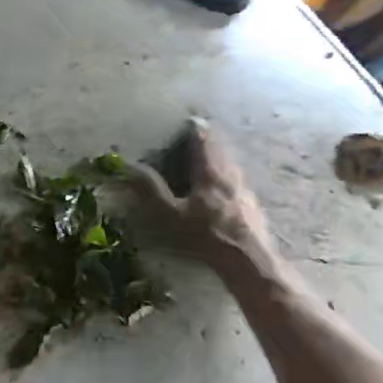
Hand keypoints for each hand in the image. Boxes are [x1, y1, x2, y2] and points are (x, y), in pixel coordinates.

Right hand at [128, 119, 274, 268]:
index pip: (203, 137)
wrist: (249, 259)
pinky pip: (237, 179)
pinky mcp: (252, 203)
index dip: (194, 128)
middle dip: (206, 140)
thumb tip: (130, 166)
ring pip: (230, 163)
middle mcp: (231, 172)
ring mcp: (245, 187)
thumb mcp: (171, 214)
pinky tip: (220, 190)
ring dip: (217, 157)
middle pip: (220, 147)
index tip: (186, 123)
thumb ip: (151, 189)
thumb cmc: (206, 235)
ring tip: (204, 162)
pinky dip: (225, 176)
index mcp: (211, 170)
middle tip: (194, 139)